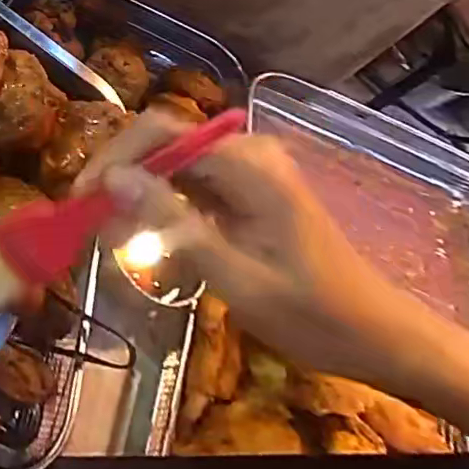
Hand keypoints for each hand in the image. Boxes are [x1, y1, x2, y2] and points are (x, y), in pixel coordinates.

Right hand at [83, 115, 433, 386]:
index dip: (115, 155)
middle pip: (162, 139)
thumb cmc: (315, 315)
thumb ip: (172, 222)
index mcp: (248, 164)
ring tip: (104, 222)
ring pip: (169, 158)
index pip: (162, 131)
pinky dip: (158, 198)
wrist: (384, 337)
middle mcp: (244, 150)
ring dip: (134, 186)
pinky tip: (140, 225)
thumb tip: (112, 179)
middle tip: (86, 211)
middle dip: (119, 171)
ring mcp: (246, 164)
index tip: (83, 193)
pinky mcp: (244, 183)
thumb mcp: (236, 276)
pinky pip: (187, 177)